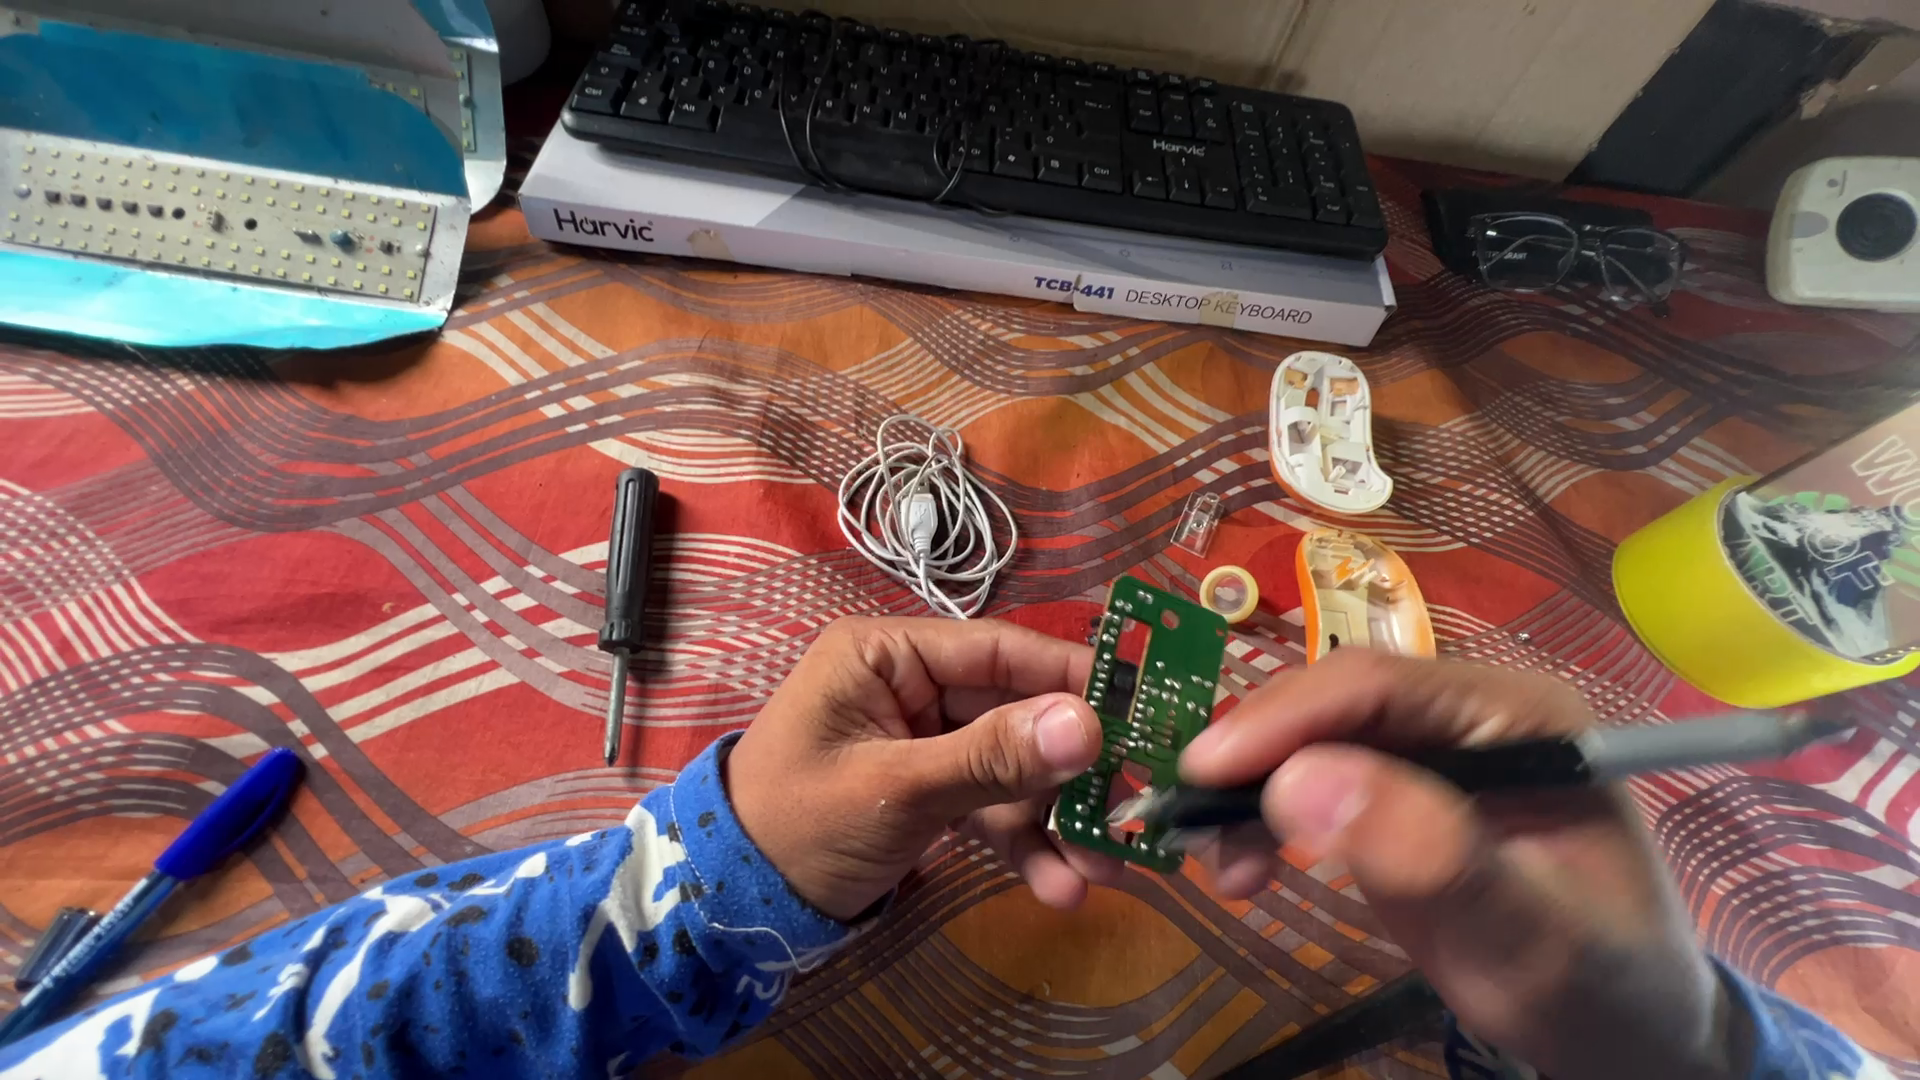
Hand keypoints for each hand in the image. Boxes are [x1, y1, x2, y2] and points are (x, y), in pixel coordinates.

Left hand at [725, 617, 1126, 920]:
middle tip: (1132, 807)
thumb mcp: (895, 789)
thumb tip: (1089, 725)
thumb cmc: (797, 825)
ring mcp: (924, 736)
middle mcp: (912, 683)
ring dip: (1055, 817)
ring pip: (1009, 764)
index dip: (1069, 676)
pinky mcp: (930, 785)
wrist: (731, 907)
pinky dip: (1021, 840)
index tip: (1140, 707)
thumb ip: (990, 757)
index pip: (997, 648)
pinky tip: (1056, 885)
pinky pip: (988, 802)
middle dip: (1070, 769)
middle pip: (1014, 711)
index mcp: (888, 652)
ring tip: (1104, 869)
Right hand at [1180, 650, 1737, 1079]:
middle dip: (1253, 755)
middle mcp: (1458, 707)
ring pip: (1301, 734)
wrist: (1617, 1029)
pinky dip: (1257, 813)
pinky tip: (1243, 864)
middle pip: (1326, 703)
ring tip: (1219, 860)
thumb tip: (1300, 784)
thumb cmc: (1592, 985)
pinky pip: (1299, 772)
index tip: (1206, 767)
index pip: (1377, 684)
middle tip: (1190, 811)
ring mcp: (1419, 740)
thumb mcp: (1528, 936)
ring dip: (1245, 789)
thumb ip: (1432, 857)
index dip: (1283, 716)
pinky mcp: (1384, 776)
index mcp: (1514, 712)